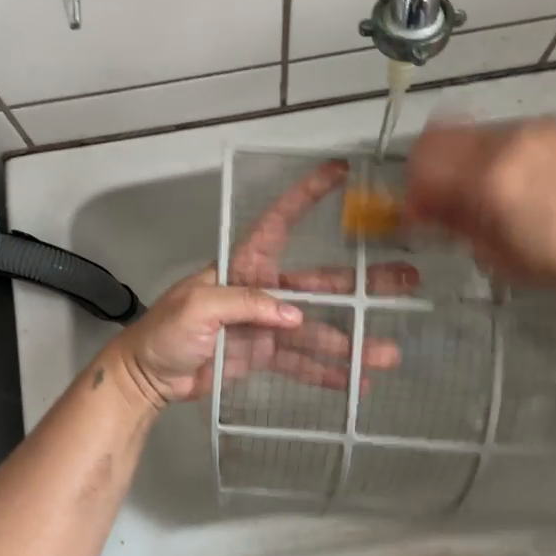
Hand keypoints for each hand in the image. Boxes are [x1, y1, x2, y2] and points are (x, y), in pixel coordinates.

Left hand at [109, 161, 415, 408]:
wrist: (148, 376)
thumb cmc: (165, 332)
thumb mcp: (199, 308)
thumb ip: (246, 305)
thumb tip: (295, 314)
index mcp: (244, 267)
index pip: (279, 223)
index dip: (306, 196)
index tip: (339, 173)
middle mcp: (262, 291)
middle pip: (319, 285)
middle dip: (362, 285)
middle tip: (407, 281)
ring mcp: (266, 326)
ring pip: (317, 331)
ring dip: (351, 343)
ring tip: (388, 355)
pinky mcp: (263, 356)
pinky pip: (300, 363)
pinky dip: (326, 373)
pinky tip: (356, 382)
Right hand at [404, 118, 555, 294]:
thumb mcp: (504, 258)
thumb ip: (461, 228)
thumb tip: (432, 212)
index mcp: (489, 180)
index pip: (422, 164)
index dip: (412, 188)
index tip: (419, 212)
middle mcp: (508, 142)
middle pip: (443, 137)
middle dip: (435, 168)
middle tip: (446, 201)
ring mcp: (537, 129)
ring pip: (478, 134)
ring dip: (470, 161)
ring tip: (491, 196)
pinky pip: (513, 135)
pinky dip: (502, 156)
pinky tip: (526, 185)